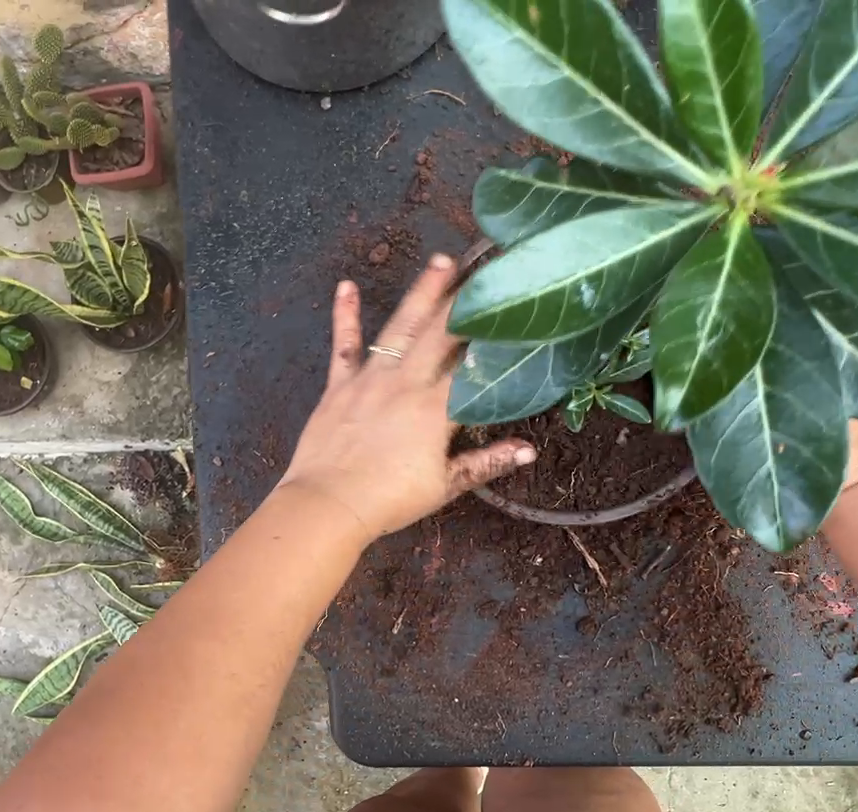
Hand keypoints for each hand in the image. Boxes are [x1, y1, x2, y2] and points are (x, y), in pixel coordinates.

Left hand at [273, 254, 537, 539]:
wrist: (328, 504)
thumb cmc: (389, 500)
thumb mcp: (444, 486)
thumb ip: (486, 463)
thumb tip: (529, 451)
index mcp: (435, 409)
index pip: (471, 367)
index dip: (494, 341)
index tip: (513, 315)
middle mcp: (405, 383)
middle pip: (440, 334)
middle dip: (463, 300)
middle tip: (484, 268)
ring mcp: (370, 380)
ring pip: (400, 328)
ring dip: (421, 293)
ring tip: (440, 261)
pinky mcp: (338, 386)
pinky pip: (344, 346)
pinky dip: (345, 316)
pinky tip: (346, 287)